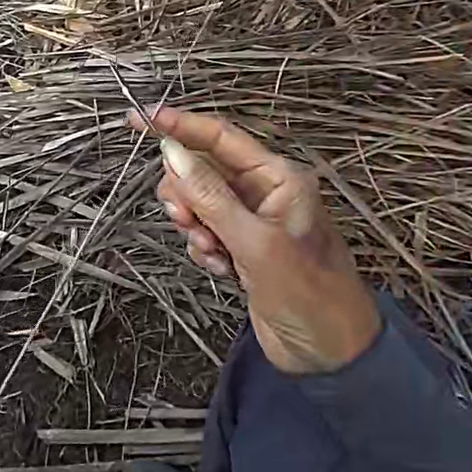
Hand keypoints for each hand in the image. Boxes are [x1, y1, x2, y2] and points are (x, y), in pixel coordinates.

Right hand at [130, 106, 381, 374]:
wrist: (330, 353)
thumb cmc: (308, 293)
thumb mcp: (255, 243)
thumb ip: (210, 197)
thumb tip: (172, 152)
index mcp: (277, 177)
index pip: (219, 137)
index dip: (179, 125)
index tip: (140, 118)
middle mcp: (262, 192)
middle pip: (201, 170)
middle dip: (185, 193)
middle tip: (186, 220)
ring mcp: (249, 221)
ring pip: (197, 203)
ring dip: (194, 226)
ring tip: (212, 252)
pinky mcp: (240, 247)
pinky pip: (203, 232)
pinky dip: (202, 248)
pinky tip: (221, 268)